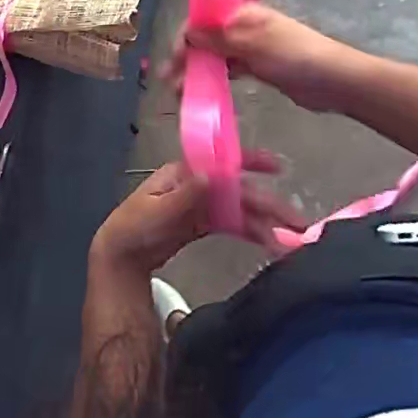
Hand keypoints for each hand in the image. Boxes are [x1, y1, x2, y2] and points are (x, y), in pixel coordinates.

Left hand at [91, 155, 306, 274]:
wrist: (120, 256)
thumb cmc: (133, 227)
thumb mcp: (157, 211)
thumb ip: (185, 195)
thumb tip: (212, 174)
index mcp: (182, 172)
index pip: (220, 162)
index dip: (249, 161)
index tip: (277, 166)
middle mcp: (196, 184)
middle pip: (236, 190)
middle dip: (267, 203)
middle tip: (298, 221)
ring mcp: (201, 204)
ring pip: (238, 209)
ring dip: (264, 222)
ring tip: (291, 240)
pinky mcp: (203, 224)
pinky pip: (231, 224)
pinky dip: (250, 232)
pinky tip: (271, 243)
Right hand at [161, 0, 349, 111]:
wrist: (335, 81)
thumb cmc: (295, 56)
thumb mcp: (254, 44)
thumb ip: (219, 38)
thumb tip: (189, 33)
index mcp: (243, 13)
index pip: (203, 18)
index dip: (185, 36)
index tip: (173, 58)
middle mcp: (244, 26)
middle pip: (206, 37)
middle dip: (186, 55)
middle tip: (169, 79)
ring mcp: (251, 47)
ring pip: (215, 55)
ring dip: (197, 69)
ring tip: (180, 90)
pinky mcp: (259, 68)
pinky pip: (229, 69)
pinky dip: (215, 78)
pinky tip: (202, 90)